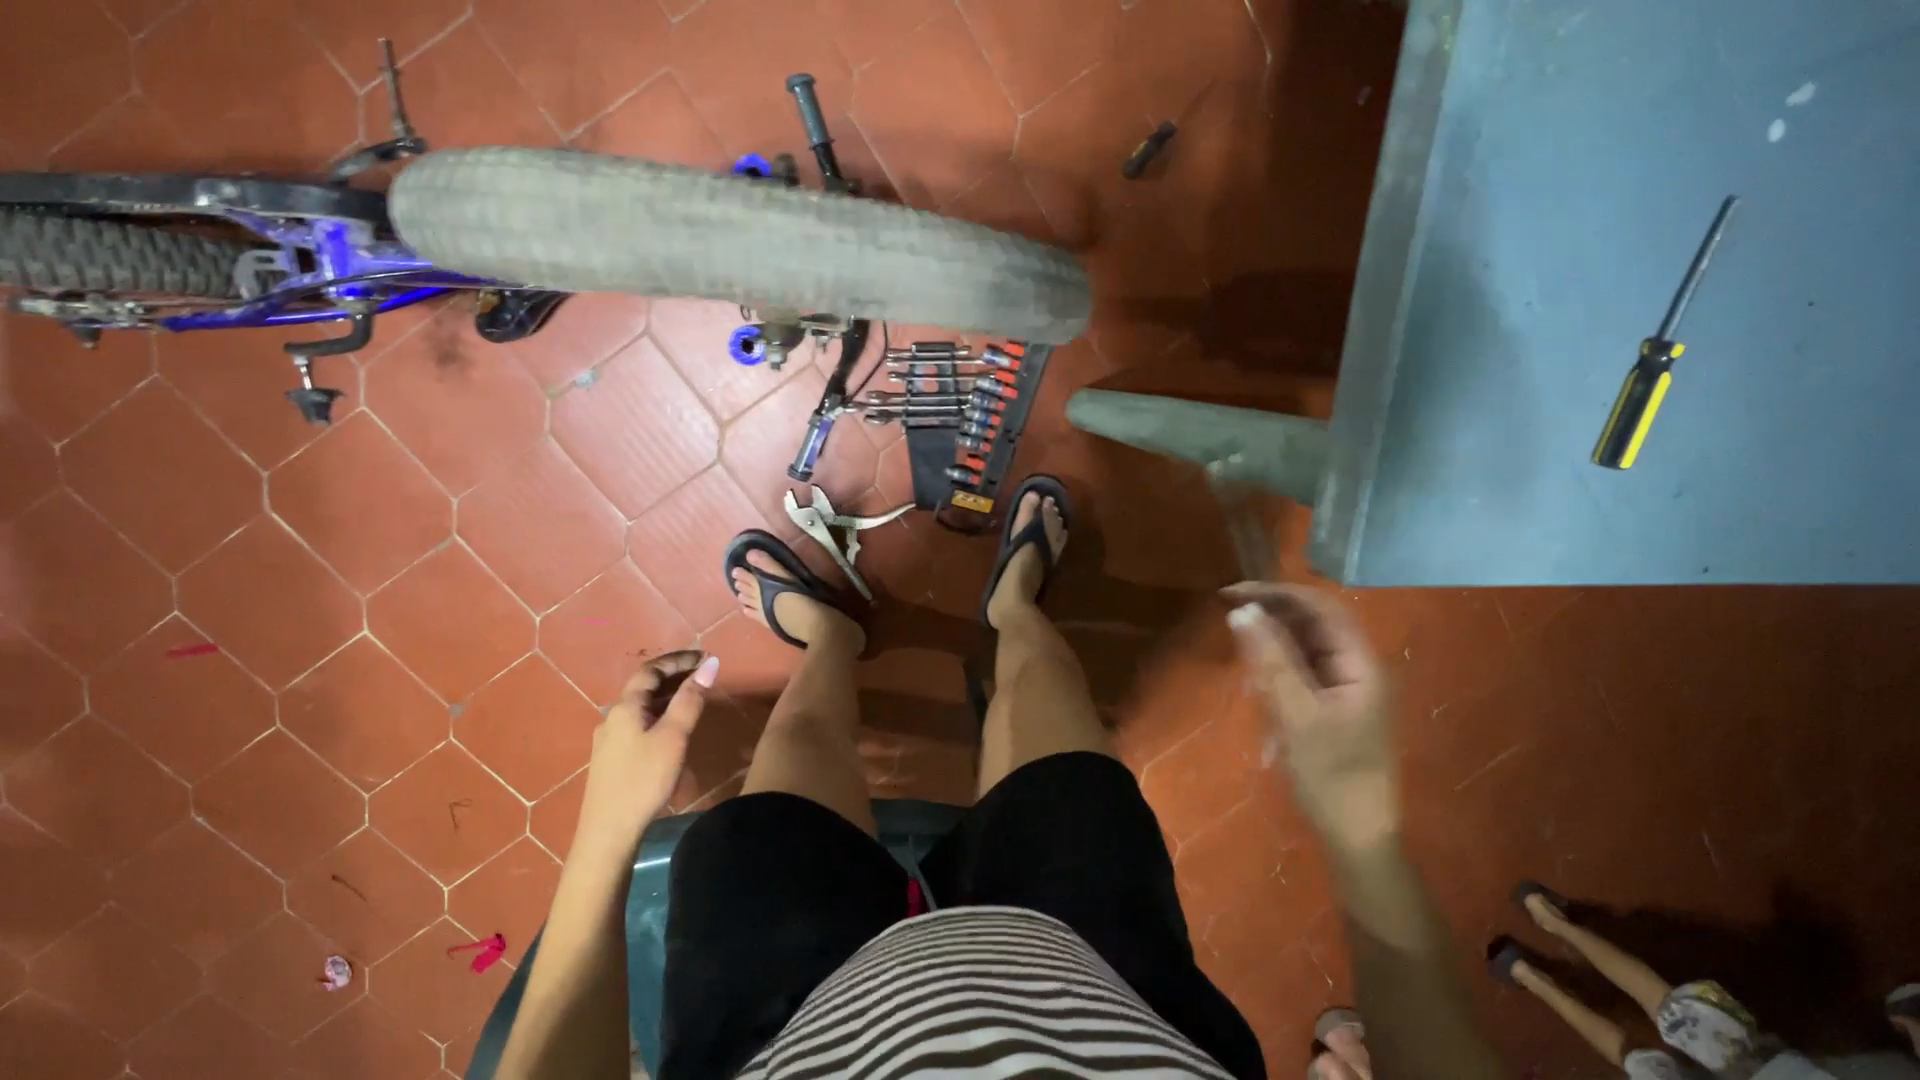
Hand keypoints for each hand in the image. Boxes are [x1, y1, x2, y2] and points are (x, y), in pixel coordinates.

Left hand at [571, 650, 717, 861]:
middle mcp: (613, 717)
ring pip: (642, 707)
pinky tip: (672, 730)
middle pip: (644, 687)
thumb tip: (710, 664)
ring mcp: (610, 739)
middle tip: (704, 674)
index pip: (651, 670)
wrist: (608, 832)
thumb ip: (691, 699)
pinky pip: (638, 724)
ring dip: (667, 696)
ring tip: (694, 697)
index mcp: (625, 707)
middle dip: (674, 676)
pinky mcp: (612, 759)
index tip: (704, 657)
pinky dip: (659, 715)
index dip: (677, 660)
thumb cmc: (643, 780)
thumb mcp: (673, 737)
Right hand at [1224, 583, 1398, 851]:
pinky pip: (1302, 670)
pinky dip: (1277, 662)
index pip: (1322, 609)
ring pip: (1306, 646)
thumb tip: (1243, 611)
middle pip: (1315, 623)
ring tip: (1235, 631)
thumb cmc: (1332, 776)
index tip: (1233, 593)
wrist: (1357, 837)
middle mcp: (1357, 669)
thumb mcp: (1297, 716)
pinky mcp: (1330, 708)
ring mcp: (1345, 689)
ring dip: (1273, 634)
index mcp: (1362, 665)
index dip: (1278, 593)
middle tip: (1227, 608)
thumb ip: (1272, 661)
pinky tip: (1254, 667)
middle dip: (1273, 610)